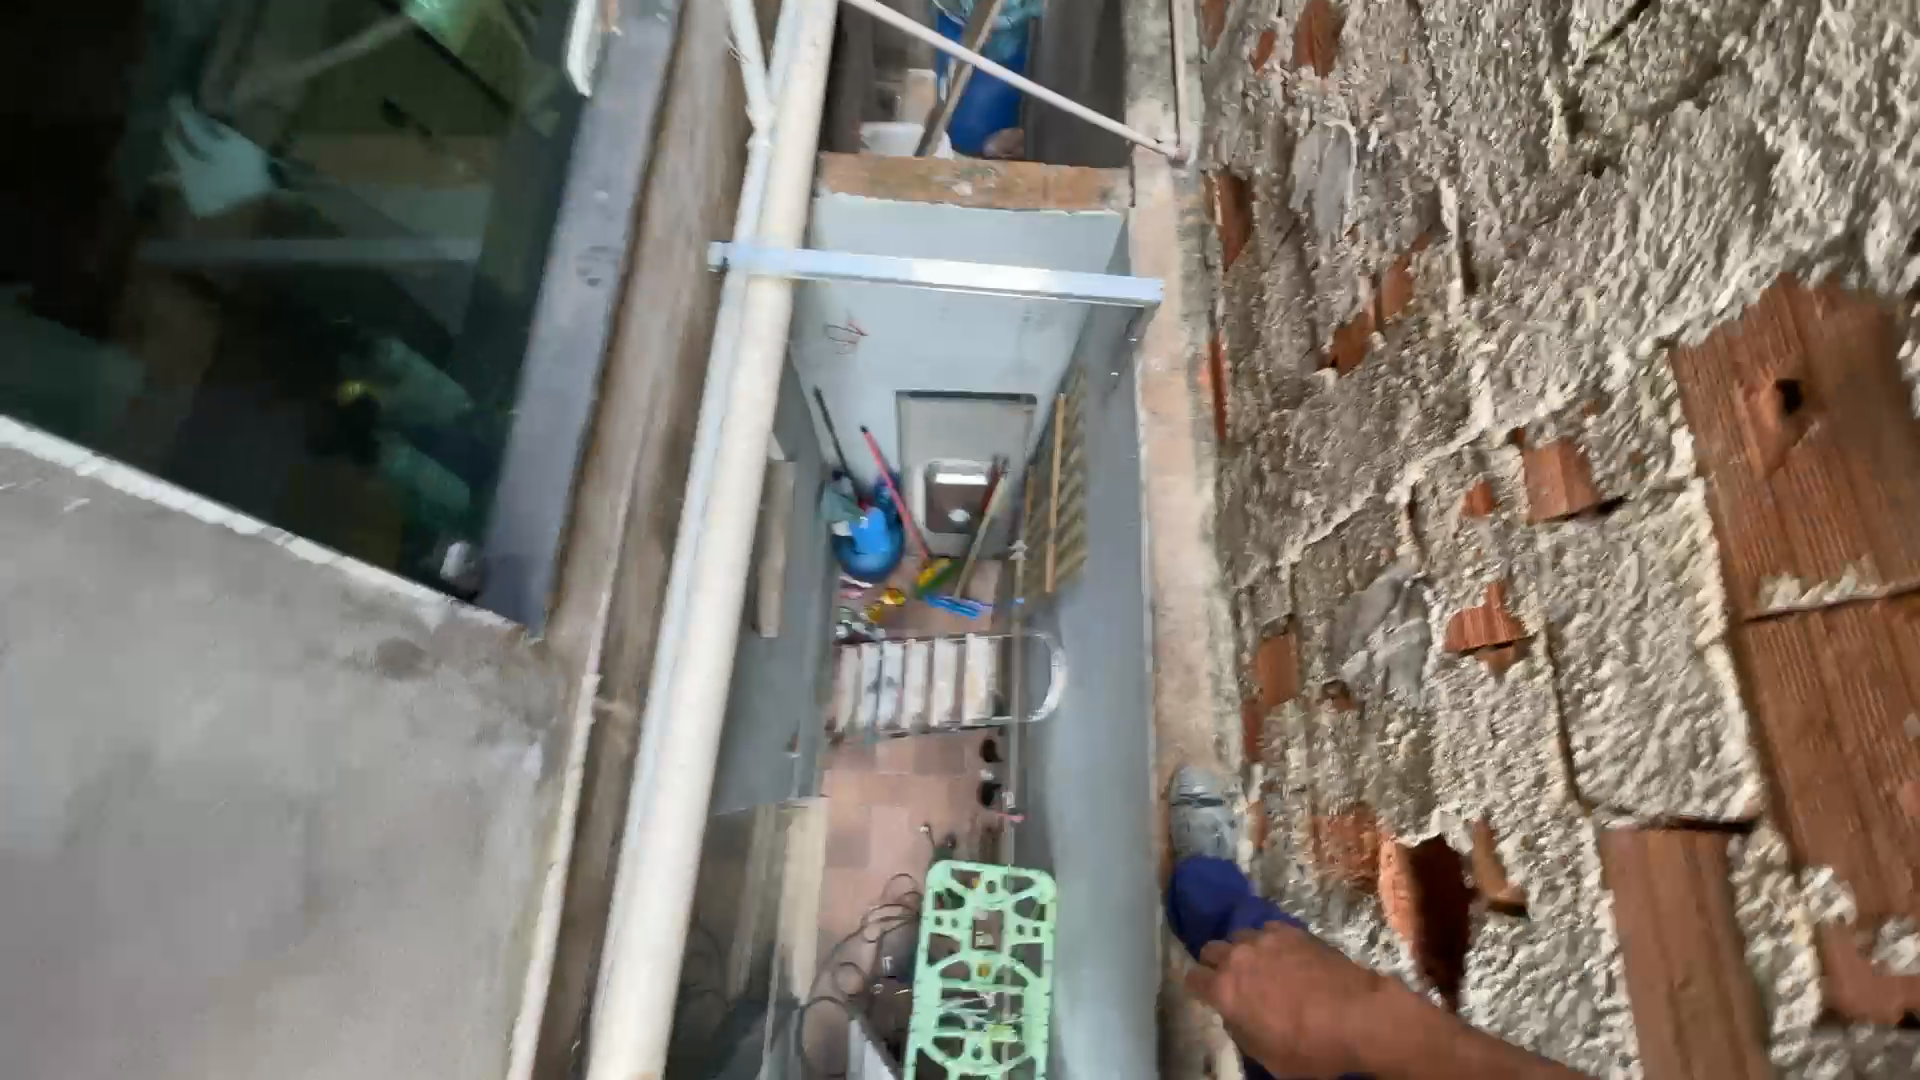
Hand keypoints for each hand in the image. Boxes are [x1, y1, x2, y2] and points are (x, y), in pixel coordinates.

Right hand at [1185, 921, 1415, 1077]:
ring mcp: (1262, 938)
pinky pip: (1266, 930)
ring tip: (1260, 967)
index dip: (1198, 988)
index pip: (1192, 979)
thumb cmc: (1312, 1047)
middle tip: (1233, 982)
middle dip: (1215, 964)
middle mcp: (1236, 957)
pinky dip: (1268, 943)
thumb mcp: (1270, 1059)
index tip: (1207, 995)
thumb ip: (1242, 1032)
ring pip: (1237, 937)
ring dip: (1242, 951)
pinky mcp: (1287, 930)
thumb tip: (1235, 1017)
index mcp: (1225, 990)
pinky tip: (1285, 957)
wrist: (1358, 1015)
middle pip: (1209, 950)